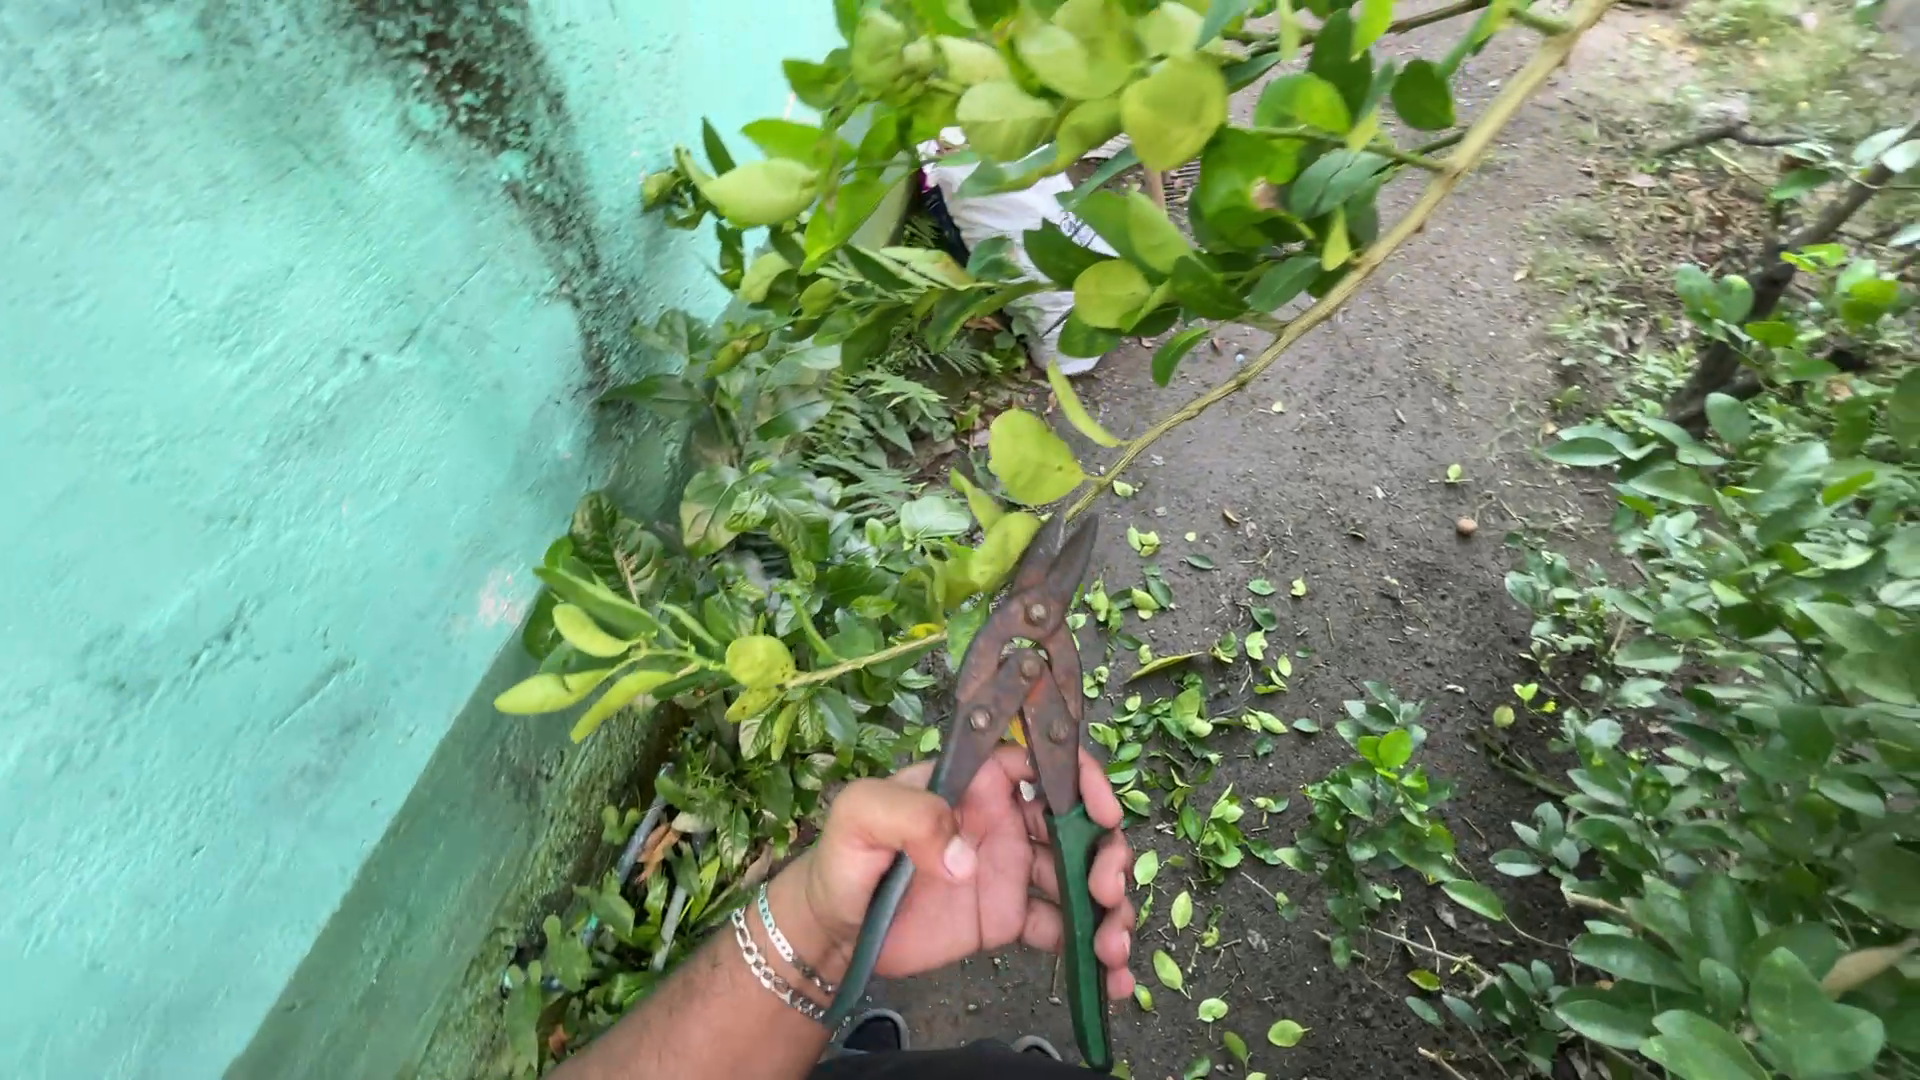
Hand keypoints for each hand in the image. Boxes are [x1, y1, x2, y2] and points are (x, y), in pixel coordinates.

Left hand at [773, 744, 1135, 999]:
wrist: (837, 927)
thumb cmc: (846, 853)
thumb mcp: (862, 815)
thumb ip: (911, 815)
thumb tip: (966, 856)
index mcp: (975, 784)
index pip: (1038, 762)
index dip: (1080, 778)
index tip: (1103, 812)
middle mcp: (1002, 820)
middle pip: (1074, 820)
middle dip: (1105, 849)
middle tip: (1106, 888)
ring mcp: (1010, 869)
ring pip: (1077, 874)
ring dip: (1107, 904)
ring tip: (1111, 946)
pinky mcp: (1008, 916)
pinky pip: (1060, 926)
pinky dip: (1089, 948)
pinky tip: (1107, 978)